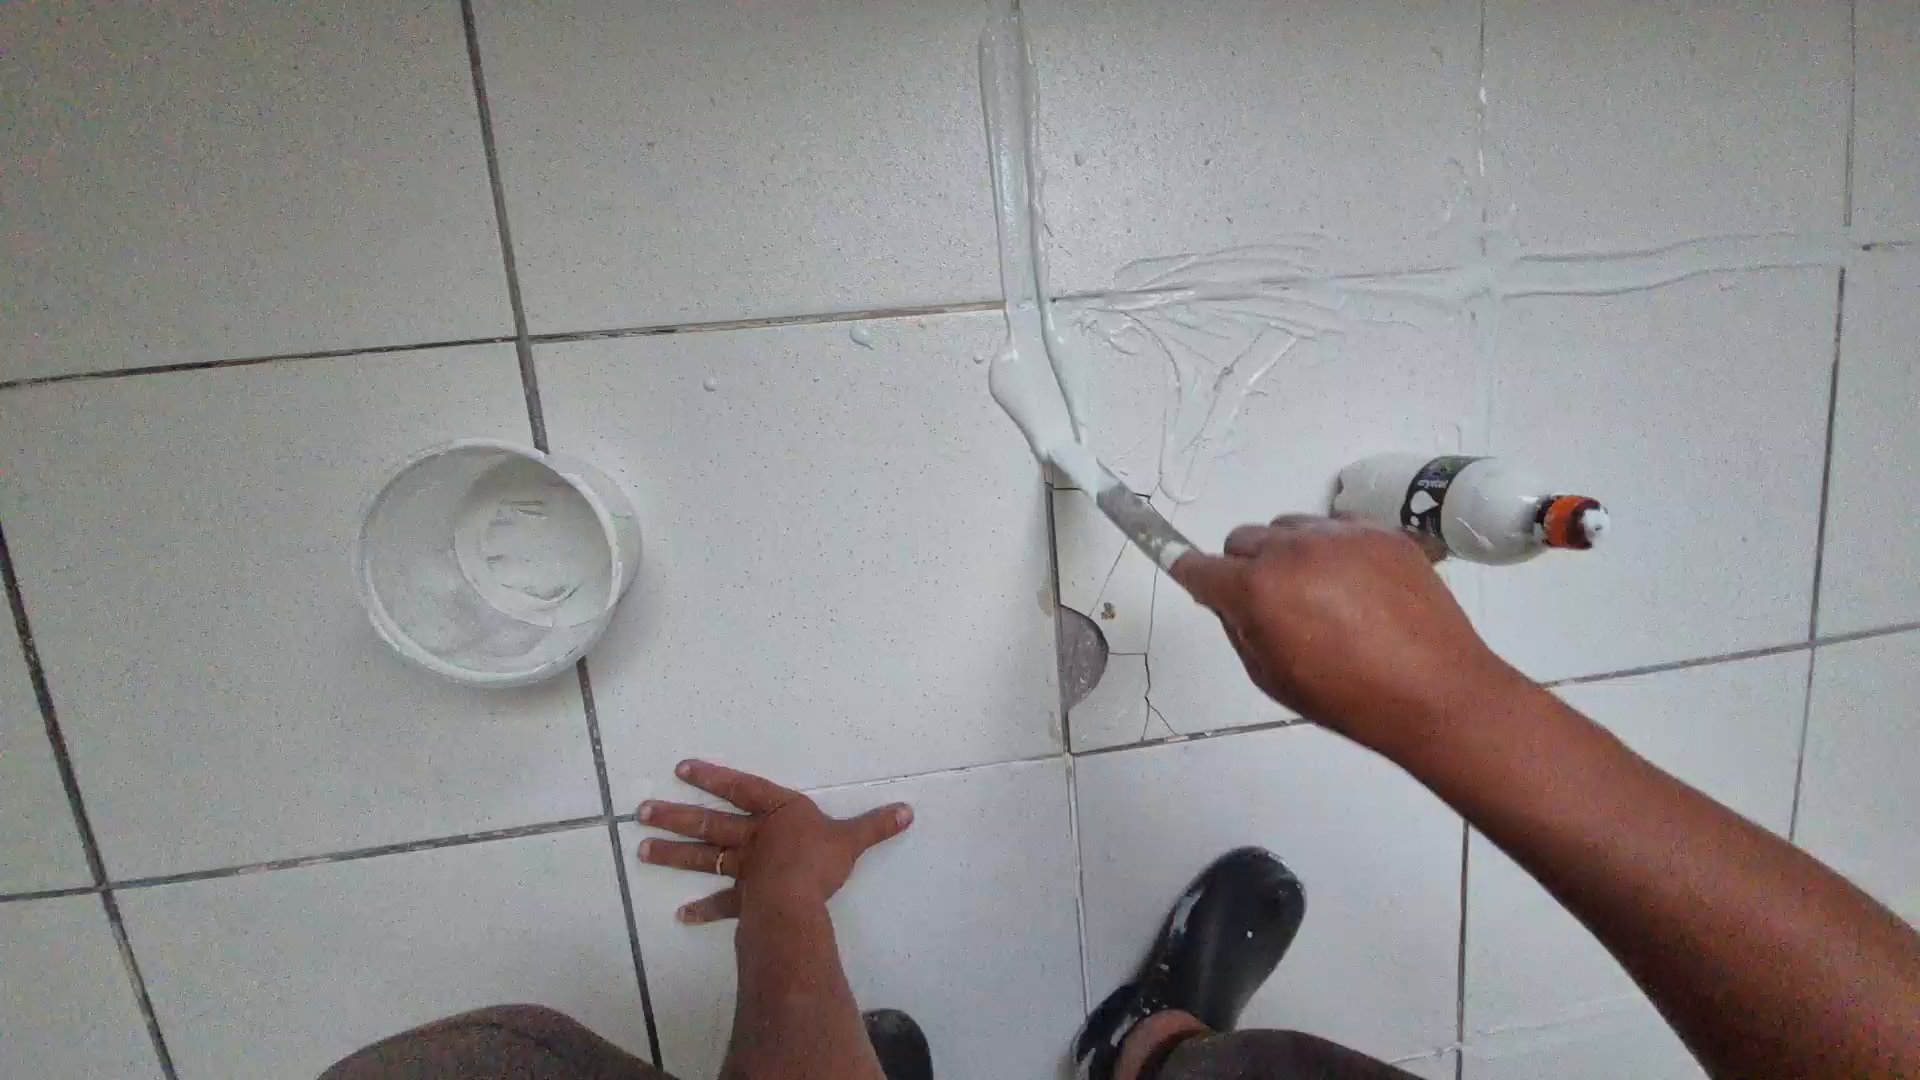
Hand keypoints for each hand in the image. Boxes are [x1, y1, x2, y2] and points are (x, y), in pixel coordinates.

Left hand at [636, 760, 913, 924]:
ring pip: (701, 857)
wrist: (796, 901)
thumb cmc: (819, 861)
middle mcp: (753, 837)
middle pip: (709, 822)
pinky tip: (680, 915)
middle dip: (675, 815)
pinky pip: (718, 903)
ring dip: (671, 853)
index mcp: (777, 813)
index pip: (741, 788)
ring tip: (641, 849)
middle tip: (642, 810)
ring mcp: (743, 869)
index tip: (682, 769)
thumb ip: (875, 825)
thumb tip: (908, 811)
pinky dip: (701, 909)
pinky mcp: (742, 900)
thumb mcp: (851, 839)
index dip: (714, 777)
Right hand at [1171, 514, 1522, 754]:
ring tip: (1320, 593)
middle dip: (1244, 568)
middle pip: (1240, 539)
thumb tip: (1225, 598)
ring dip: (1286, 554)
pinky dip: (1329, 550)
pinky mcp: (1380, 531)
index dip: (1190, 573)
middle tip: (1271, 603)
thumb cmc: (1344, 697)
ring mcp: (1339, 535)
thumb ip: (1236, 627)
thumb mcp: (1268, 676)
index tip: (1191, 577)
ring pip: (1286, 528)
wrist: (1436, 693)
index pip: (1198, 566)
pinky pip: (1333, 527)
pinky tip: (1355, 586)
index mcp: (1257, 589)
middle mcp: (1291, 550)